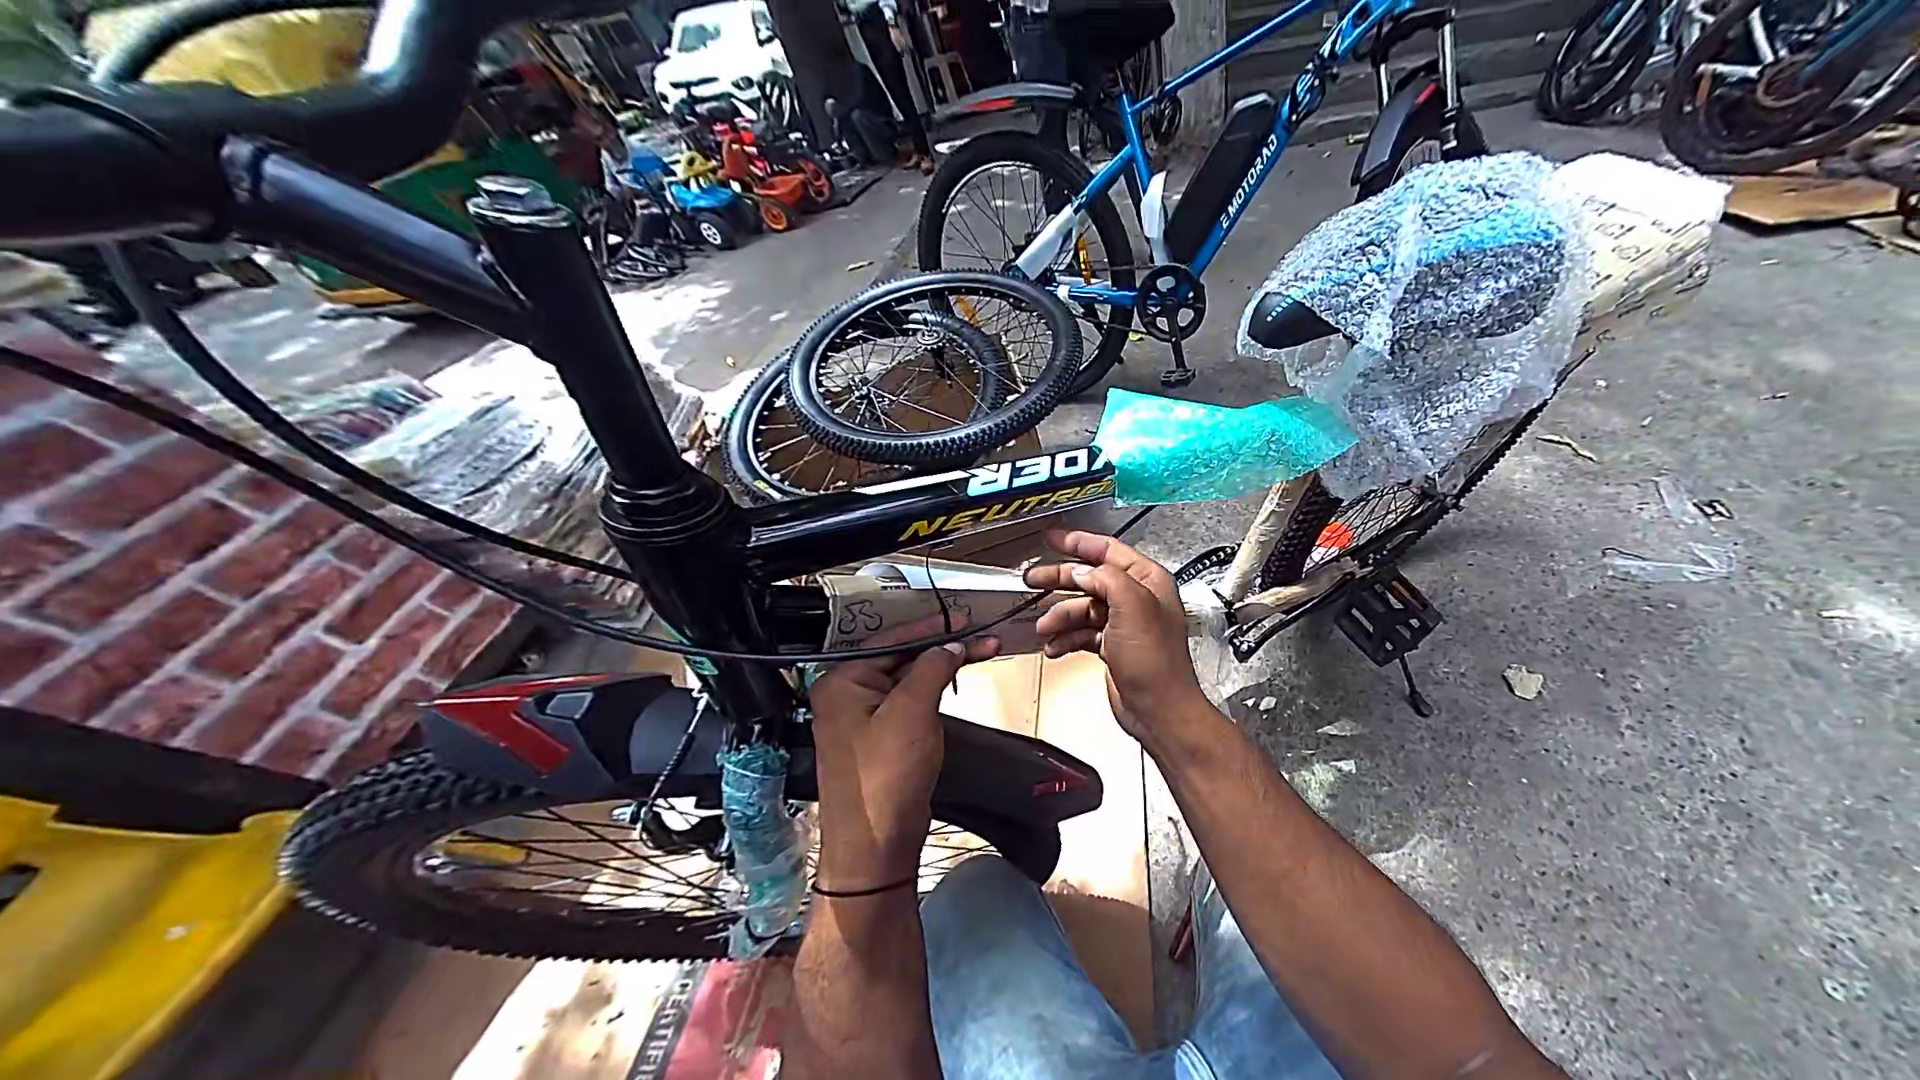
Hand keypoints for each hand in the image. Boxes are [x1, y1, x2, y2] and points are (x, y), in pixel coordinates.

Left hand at [808, 617, 998, 883]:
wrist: (875, 848)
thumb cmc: (884, 778)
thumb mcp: (910, 712)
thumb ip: (931, 669)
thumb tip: (950, 645)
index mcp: (842, 681)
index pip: (890, 641)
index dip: (931, 628)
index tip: (963, 620)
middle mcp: (847, 695)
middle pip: (900, 659)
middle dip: (942, 649)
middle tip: (982, 640)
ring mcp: (863, 719)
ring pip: (908, 681)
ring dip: (941, 669)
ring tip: (979, 654)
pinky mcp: (880, 740)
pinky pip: (909, 704)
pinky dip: (933, 692)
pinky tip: (954, 682)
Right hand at [1023, 530, 1210, 743]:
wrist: (1158, 710)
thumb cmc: (1157, 663)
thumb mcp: (1133, 607)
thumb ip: (1105, 579)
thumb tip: (1080, 571)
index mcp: (1146, 581)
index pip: (1107, 550)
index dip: (1077, 542)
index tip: (1052, 538)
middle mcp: (1135, 598)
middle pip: (1087, 578)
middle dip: (1058, 580)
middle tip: (1032, 579)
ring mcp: (1122, 623)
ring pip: (1080, 608)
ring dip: (1059, 617)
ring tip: (1044, 628)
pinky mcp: (1111, 646)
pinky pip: (1080, 633)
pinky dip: (1065, 638)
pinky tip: (1055, 647)